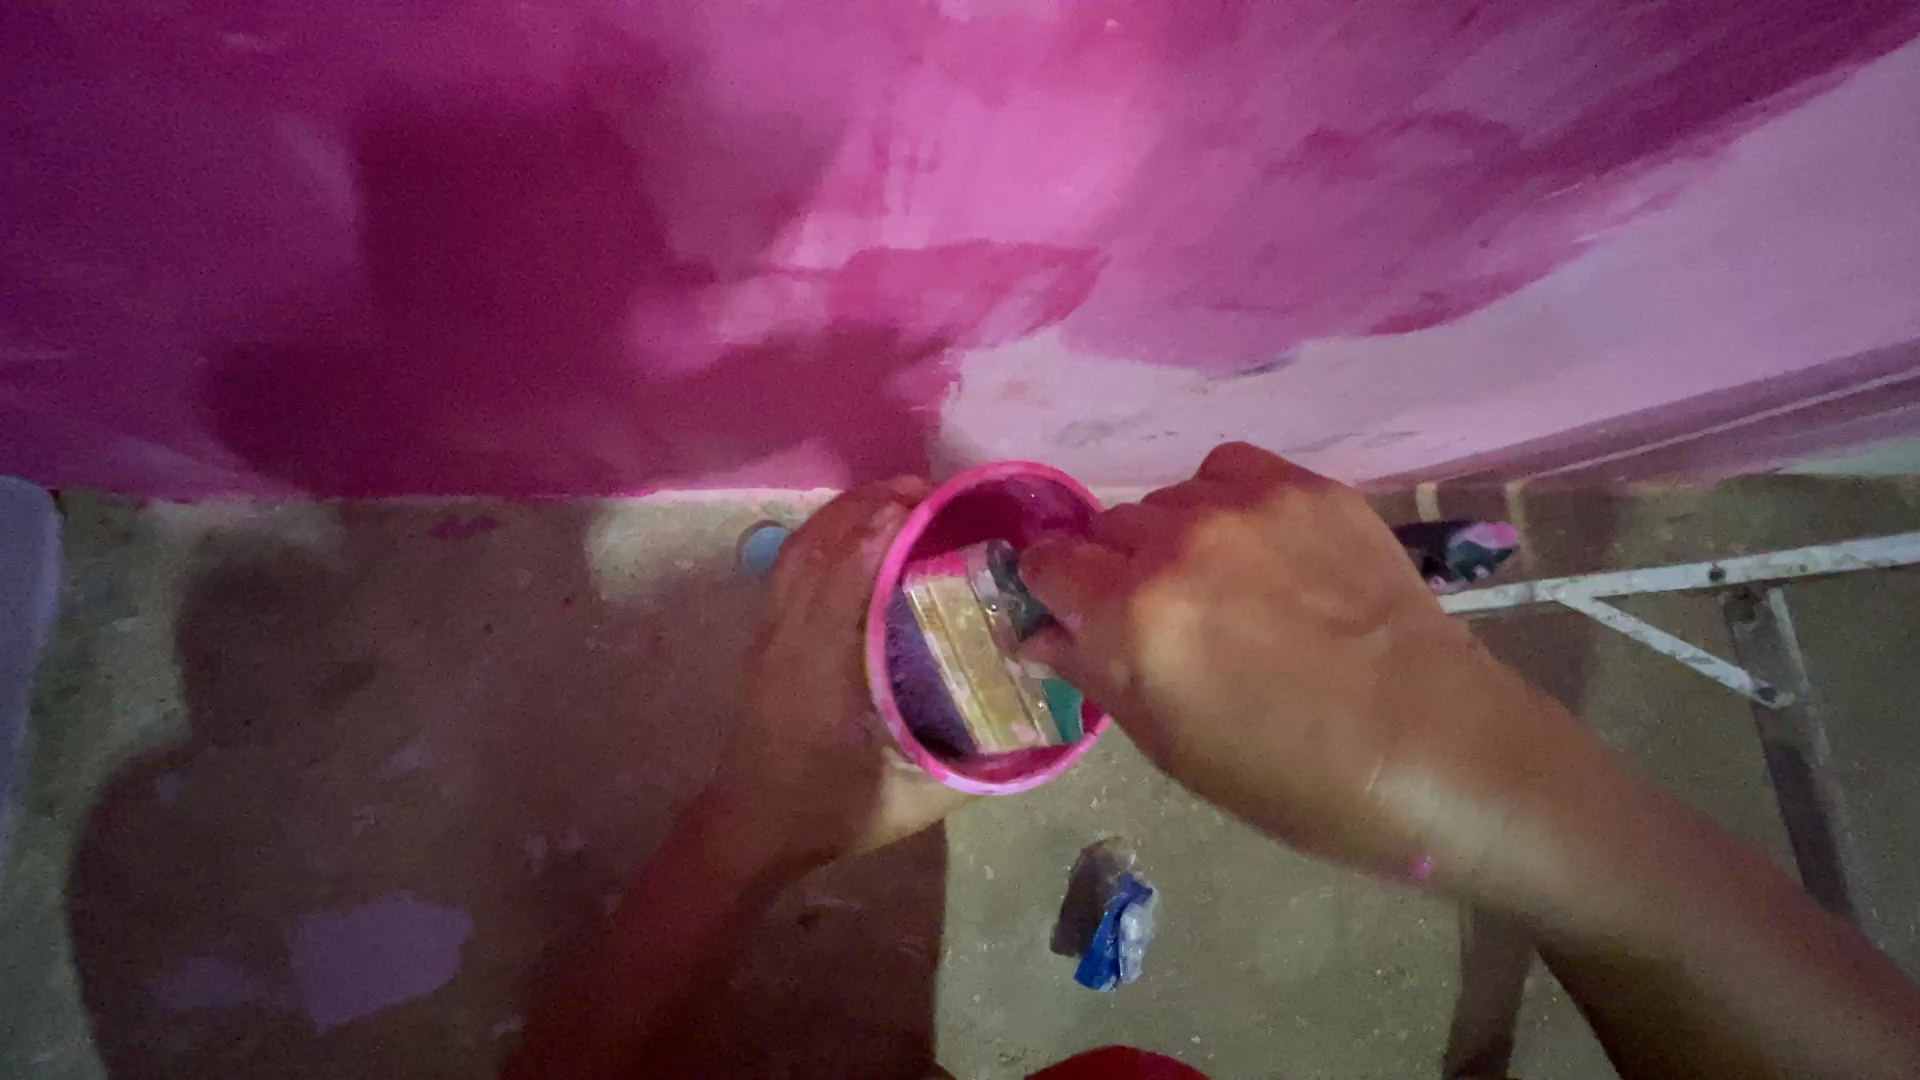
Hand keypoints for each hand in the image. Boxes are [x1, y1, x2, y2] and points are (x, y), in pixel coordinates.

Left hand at [707, 478, 973, 876]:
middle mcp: (785, 642)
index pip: (838, 587)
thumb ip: (973, 767)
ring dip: (844, 513)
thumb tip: (1039, 727)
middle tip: (925, 489)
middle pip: (813, 549)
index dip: (875, 537)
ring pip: (798, 550)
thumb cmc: (831, 814)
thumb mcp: (912, 802)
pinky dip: (826, 534)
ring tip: (898, 496)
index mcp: (817, 678)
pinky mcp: (765, 635)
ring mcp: (767, 634)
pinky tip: (861, 530)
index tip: (920, 504)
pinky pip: (792, 565)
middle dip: (864, 506)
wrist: (751, 829)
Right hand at [1019, 443, 1557, 878]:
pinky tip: (1251, 543)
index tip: (1071, 609)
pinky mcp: (1306, 487)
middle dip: (1110, 569)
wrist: (1440, 751)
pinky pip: (1223, 470)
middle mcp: (1176, 543)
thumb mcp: (1168, 746)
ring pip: (1161, 500)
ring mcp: (1245, 506)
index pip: (1046, 561)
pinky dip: (1218, 501)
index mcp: (1132, 615)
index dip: (1051, 587)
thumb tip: (1039, 633)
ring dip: (1166, 538)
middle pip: (1101, 527)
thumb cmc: (1290, 776)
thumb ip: (1092, 673)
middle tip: (1157, 614)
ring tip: (1218, 581)